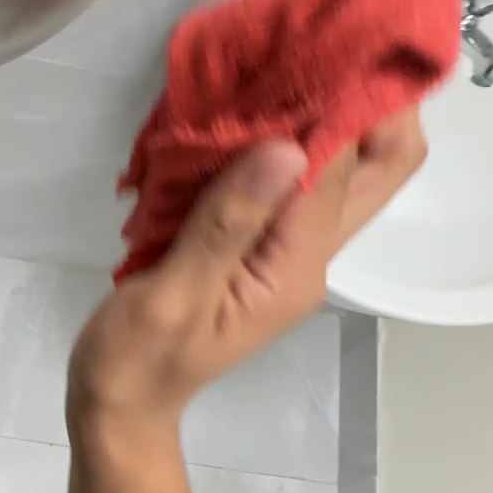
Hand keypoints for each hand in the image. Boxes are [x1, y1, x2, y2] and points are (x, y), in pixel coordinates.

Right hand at [68, 111, 426, 429]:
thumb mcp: (170, 297)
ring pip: (329, 174)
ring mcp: (281, 260)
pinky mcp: (252, 259)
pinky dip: (260, 164)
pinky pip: (281, 194)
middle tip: (277, 84)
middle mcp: (306, 259)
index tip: (268, 84)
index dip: (317, 114)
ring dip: (298, 134)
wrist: (118, 409)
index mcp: (293, 270)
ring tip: (237, 113)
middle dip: (344, 110)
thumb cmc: (134, 361)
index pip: (339, 166)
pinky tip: (213, 157)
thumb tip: (285, 148)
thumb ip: (224, 227)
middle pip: (375, 166)